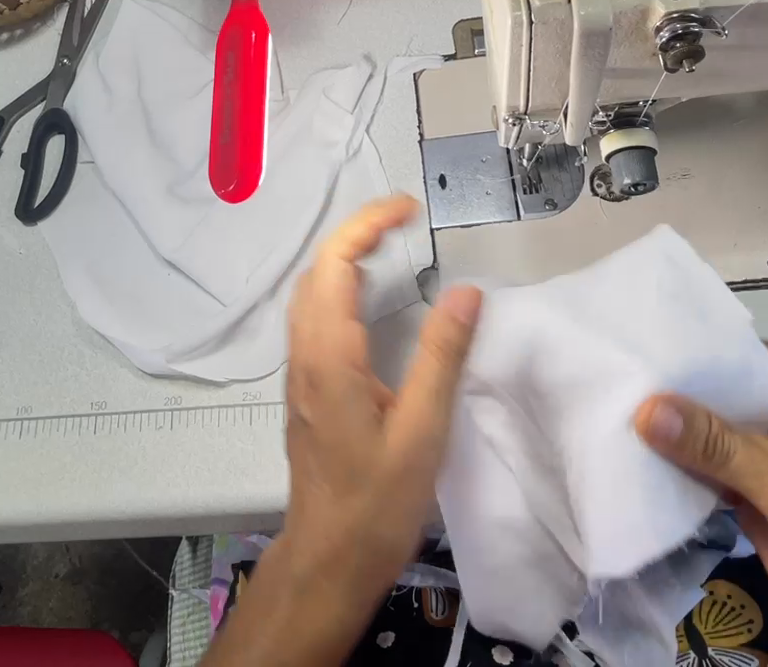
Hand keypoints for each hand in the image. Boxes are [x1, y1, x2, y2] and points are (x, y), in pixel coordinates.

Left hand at [203, 195, 482, 666]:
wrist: (327, 557)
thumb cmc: (376, 501)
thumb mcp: (422, 430)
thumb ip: (442, 356)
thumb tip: (467, 291)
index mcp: (330, 354)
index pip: (336, 263)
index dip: (368, 224)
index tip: (409, 210)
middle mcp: (305, 352)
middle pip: (318, 269)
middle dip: (357, 232)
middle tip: (404, 222)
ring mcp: (300, 369)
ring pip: (311, 291)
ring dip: (345, 257)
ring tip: (390, 246)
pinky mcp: (306, 385)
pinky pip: (314, 315)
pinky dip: (340, 286)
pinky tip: (368, 298)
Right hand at [637, 358, 767, 666]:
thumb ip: (718, 446)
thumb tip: (644, 407)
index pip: (742, 358)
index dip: (691, 355)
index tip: (633, 350)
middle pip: (717, 393)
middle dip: (669, 394)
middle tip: (608, 380)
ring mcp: (765, 456)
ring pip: (703, 432)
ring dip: (663, 431)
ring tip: (604, 410)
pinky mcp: (746, 492)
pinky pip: (699, 467)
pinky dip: (669, 465)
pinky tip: (625, 452)